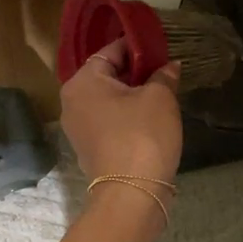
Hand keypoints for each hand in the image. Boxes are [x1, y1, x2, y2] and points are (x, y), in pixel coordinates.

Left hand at [60, 39, 182, 188]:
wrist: (131, 194)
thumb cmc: (143, 135)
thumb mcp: (160, 98)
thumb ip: (163, 76)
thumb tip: (169, 66)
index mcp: (82, 81)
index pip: (111, 51)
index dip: (138, 47)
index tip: (162, 49)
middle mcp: (72, 101)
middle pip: (107, 75)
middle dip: (136, 72)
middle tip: (165, 72)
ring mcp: (78, 127)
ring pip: (108, 99)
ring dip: (133, 95)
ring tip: (162, 95)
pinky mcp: (89, 148)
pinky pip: (108, 121)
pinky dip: (126, 116)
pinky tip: (150, 119)